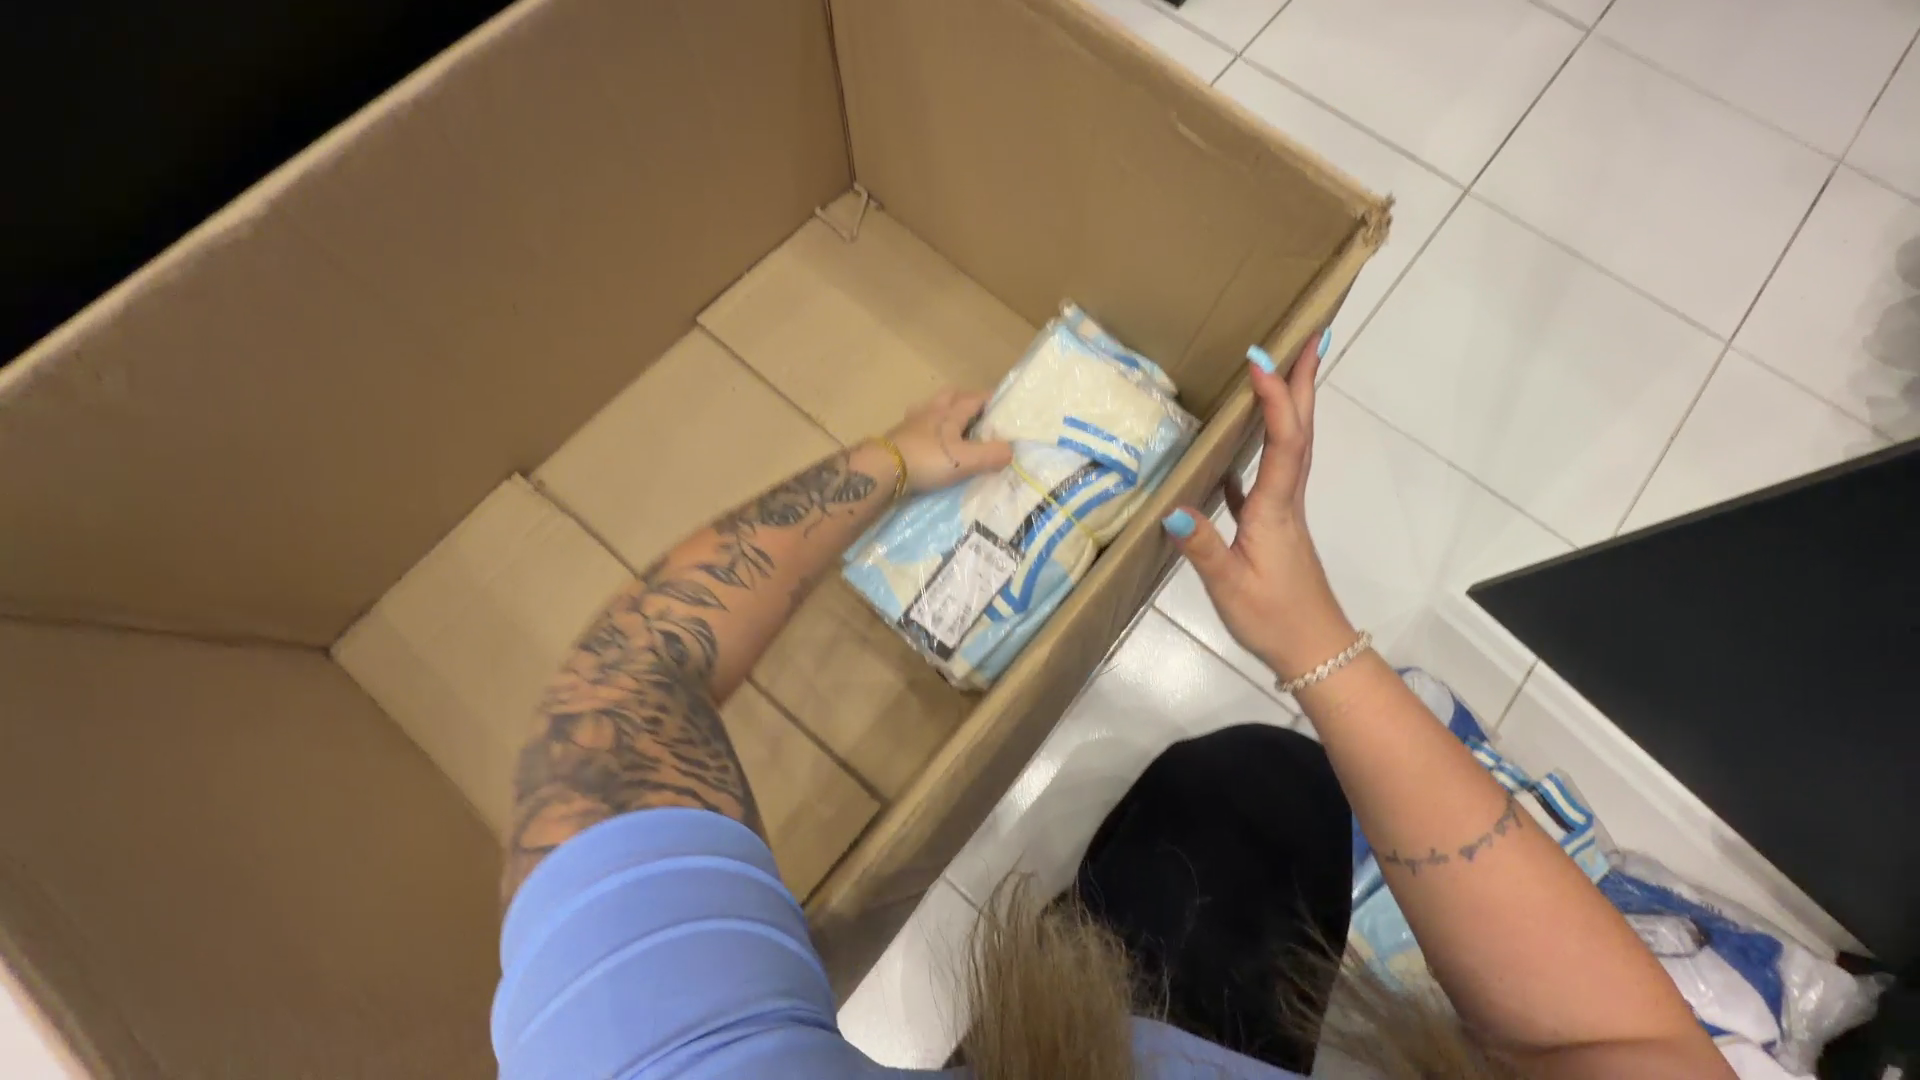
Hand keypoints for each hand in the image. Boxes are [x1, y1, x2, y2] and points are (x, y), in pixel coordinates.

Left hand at [883, 389, 1015, 493]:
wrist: (881, 469)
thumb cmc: (927, 460)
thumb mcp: (965, 460)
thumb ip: (991, 454)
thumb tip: (1010, 451)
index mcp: (950, 412)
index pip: (975, 398)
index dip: (991, 399)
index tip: (1004, 405)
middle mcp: (931, 411)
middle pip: (950, 395)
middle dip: (965, 399)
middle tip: (977, 413)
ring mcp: (911, 423)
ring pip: (931, 408)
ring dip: (943, 411)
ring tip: (952, 426)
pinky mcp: (897, 437)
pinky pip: (916, 426)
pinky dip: (926, 429)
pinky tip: (927, 441)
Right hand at [1161, 333, 1355, 679]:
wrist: (1315, 651)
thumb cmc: (1274, 617)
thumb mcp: (1230, 585)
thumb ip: (1202, 546)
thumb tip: (1172, 507)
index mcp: (1276, 508)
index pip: (1283, 441)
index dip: (1275, 399)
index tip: (1261, 359)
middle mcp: (1285, 501)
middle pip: (1300, 433)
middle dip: (1303, 384)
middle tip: (1310, 338)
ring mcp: (1281, 515)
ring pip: (1289, 450)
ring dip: (1288, 410)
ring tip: (1279, 378)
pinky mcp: (1272, 531)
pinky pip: (1267, 479)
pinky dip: (1259, 455)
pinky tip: (1233, 457)